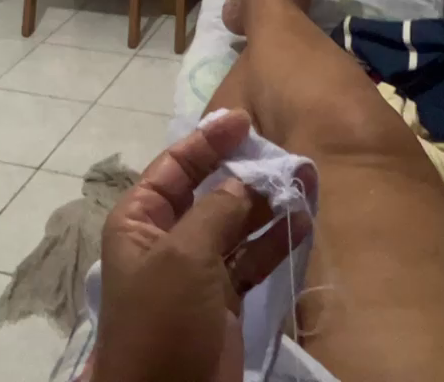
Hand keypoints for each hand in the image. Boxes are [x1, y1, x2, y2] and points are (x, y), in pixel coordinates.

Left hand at [91, 110, 312, 381]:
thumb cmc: (163, 321)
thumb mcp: (183, 257)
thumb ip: (214, 212)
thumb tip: (241, 183)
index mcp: (140, 220)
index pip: (175, 166)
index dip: (207, 140)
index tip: (243, 121)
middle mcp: (166, 238)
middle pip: (207, 190)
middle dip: (242, 171)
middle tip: (282, 153)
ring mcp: (196, 271)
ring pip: (234, 223)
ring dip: (265, 204)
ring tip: (303, 181)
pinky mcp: (223, 301)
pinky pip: (250, 258)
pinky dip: (274, 241)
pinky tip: (301, 222)